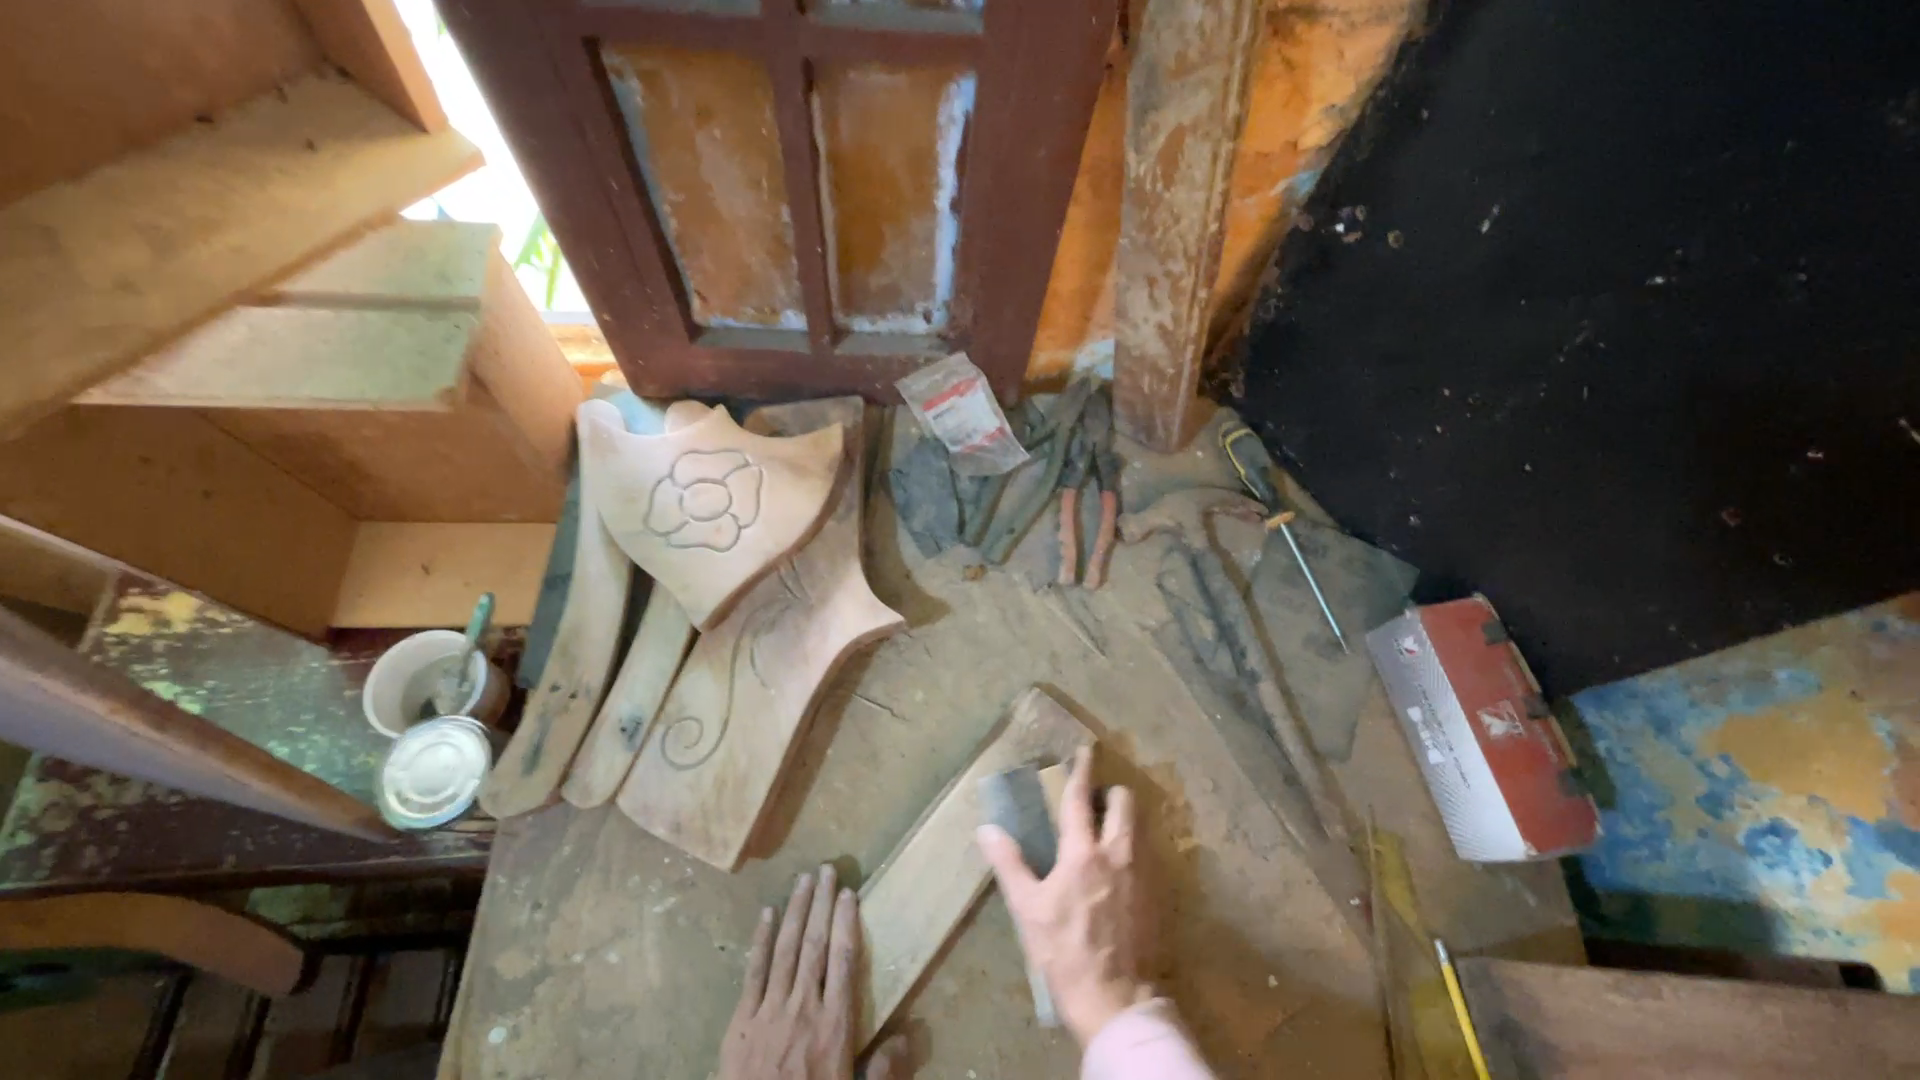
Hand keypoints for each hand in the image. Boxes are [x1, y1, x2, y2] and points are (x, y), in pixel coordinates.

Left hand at [717, 864, 909, 1079]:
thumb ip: (884, 1071)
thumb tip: (909, 1036)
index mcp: (835, 1025)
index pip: (844, 960)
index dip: (847, 923)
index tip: (849, 893)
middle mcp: (804, 1008)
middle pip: (815, 945)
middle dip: (821, 904)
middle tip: (826, 869)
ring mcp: (768, 1012)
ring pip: (785, 950)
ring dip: (795, 911)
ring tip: (802, 880)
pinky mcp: (740, 1023)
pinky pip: (752, 972)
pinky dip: (760, 940)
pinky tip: (766, 915)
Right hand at [976, 746, 1151, 1046]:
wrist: (1117, 1000)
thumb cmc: (1065, 954)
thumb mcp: (1028, 911)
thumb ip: (1009, 865)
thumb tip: (987, 830)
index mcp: (1083, 853)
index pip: (1081, 798)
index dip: (1081, 770)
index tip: (1084, 750)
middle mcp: (1119, 853)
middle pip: (1124, 803)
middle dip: (1111, 793)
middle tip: (1096, 799)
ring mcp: (1144, 874)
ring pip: (1140, 827)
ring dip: (1125, 819)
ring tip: (1108, 830)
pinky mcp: (1158, 895)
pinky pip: (1150, 855)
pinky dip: (1136, 848)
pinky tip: (1123, 869)